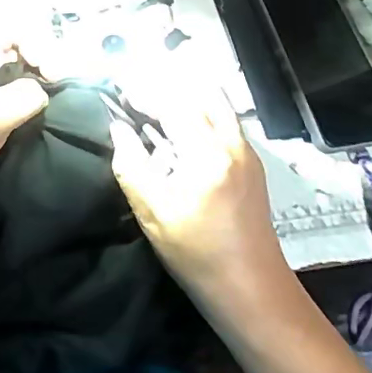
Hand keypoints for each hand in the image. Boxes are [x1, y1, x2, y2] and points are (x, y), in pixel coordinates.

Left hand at [0, 17, 50, 216]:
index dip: (32, 35)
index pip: (9, 24)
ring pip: (18, 64)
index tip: (44, 65)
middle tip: (55, 78)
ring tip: (54, 89)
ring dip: (39, 71)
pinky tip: (43, 103)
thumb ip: (28, 94)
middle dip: (42, 52)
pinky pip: (15, 86)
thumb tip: (42, 91)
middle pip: (17, 41)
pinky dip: (32, 88)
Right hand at [107, 67, 286, 300]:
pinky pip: (225, 120)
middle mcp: (232, 141)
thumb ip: (132, 165)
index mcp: (206, 152)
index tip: (120, 88)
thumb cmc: (197, 254)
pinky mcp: (252, 162)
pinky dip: (202, 111)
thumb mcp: (153, 213)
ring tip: (158, 106)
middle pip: (198, 93)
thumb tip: (119, 128)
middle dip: (165, 86)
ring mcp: (247, 150)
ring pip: (216, 103)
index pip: (172, 102)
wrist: (251, 286)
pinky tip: (183, 129)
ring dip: (186, 95)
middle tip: (137, 94)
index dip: (144, 91)